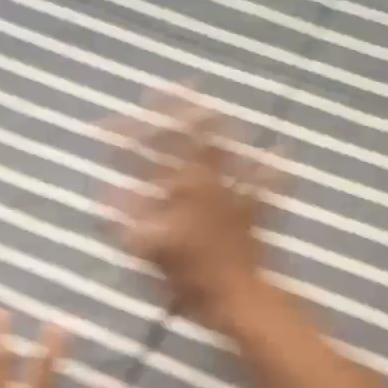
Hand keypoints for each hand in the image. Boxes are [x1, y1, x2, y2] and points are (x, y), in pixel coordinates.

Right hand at [102, 85, 278, 323]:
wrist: (241, 300)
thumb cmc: (192, 282)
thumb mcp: (152, 255)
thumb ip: (129, 223)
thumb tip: (103, 194)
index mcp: (178, 193)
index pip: (146, 158)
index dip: (127, 137)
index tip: (110, 121)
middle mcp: (206, 186)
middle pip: (187, 142)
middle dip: (174, 115)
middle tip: (170, 87)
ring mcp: (234, 197)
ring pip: (225, 153)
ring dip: (218, 129)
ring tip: (213, 106)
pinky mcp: (257, 213)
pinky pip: (267, 186)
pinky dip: (274, 170)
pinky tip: (283, 148)